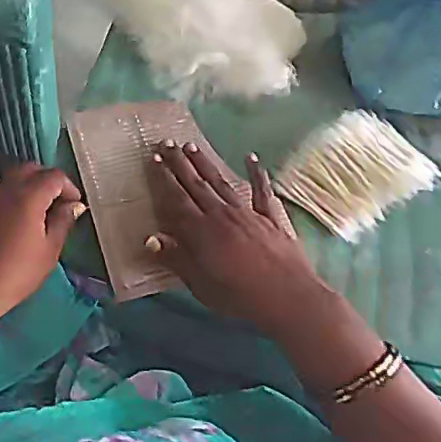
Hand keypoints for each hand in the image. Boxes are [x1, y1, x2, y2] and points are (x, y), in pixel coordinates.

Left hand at [0, 163, 85, 316]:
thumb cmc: (19, 270)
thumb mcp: (50, 249)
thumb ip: (63, 221)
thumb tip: (73, 205)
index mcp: (30, 195)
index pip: (55, 176)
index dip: (70, 187)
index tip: (76, 206)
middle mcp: (10, 187)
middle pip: (34, 169)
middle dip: (50, 180)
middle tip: (61, 203)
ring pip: (17, 175)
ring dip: (33, 184)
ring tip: (44, 209)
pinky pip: (6, 187)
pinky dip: (19, 191)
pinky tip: (26, 214)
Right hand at [148, 142, 332, 330]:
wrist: (291, 299)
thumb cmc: (241, 297)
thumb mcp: (201, 285)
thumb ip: (177, 259)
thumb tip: (150, 238)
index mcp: (201, 231)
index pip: (176, 198)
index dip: (163, 178)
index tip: (154, 158)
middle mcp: (222, 215)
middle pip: (196, 184)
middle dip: (179, 163)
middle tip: (167, 142)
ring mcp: (248, 214)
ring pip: (221, 183)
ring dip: (205, 163)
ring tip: (192, 145)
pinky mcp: (271, 219)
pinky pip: (262, 192)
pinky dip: (257, 174)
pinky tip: (251, 158)